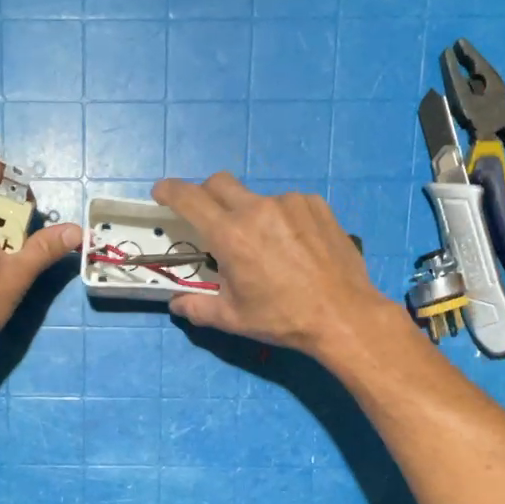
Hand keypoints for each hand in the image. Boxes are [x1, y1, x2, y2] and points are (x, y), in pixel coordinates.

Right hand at [152, 174, 403, 356]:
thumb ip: (197, 307)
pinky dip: (279, 219)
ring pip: (256, 198)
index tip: (161, 192)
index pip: (190, 199)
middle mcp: (257, 209)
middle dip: (206, 196)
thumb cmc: (282, 319)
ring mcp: (290, 203)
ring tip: (264, 249)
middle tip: (208, 220)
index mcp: (231, 236)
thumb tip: (176, 304)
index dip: (170, 191)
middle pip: (220, 184)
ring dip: (248, 215)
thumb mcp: (233, 319)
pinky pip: (286, 204)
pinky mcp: (315, 204)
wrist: (343, 315)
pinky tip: (291, 247)